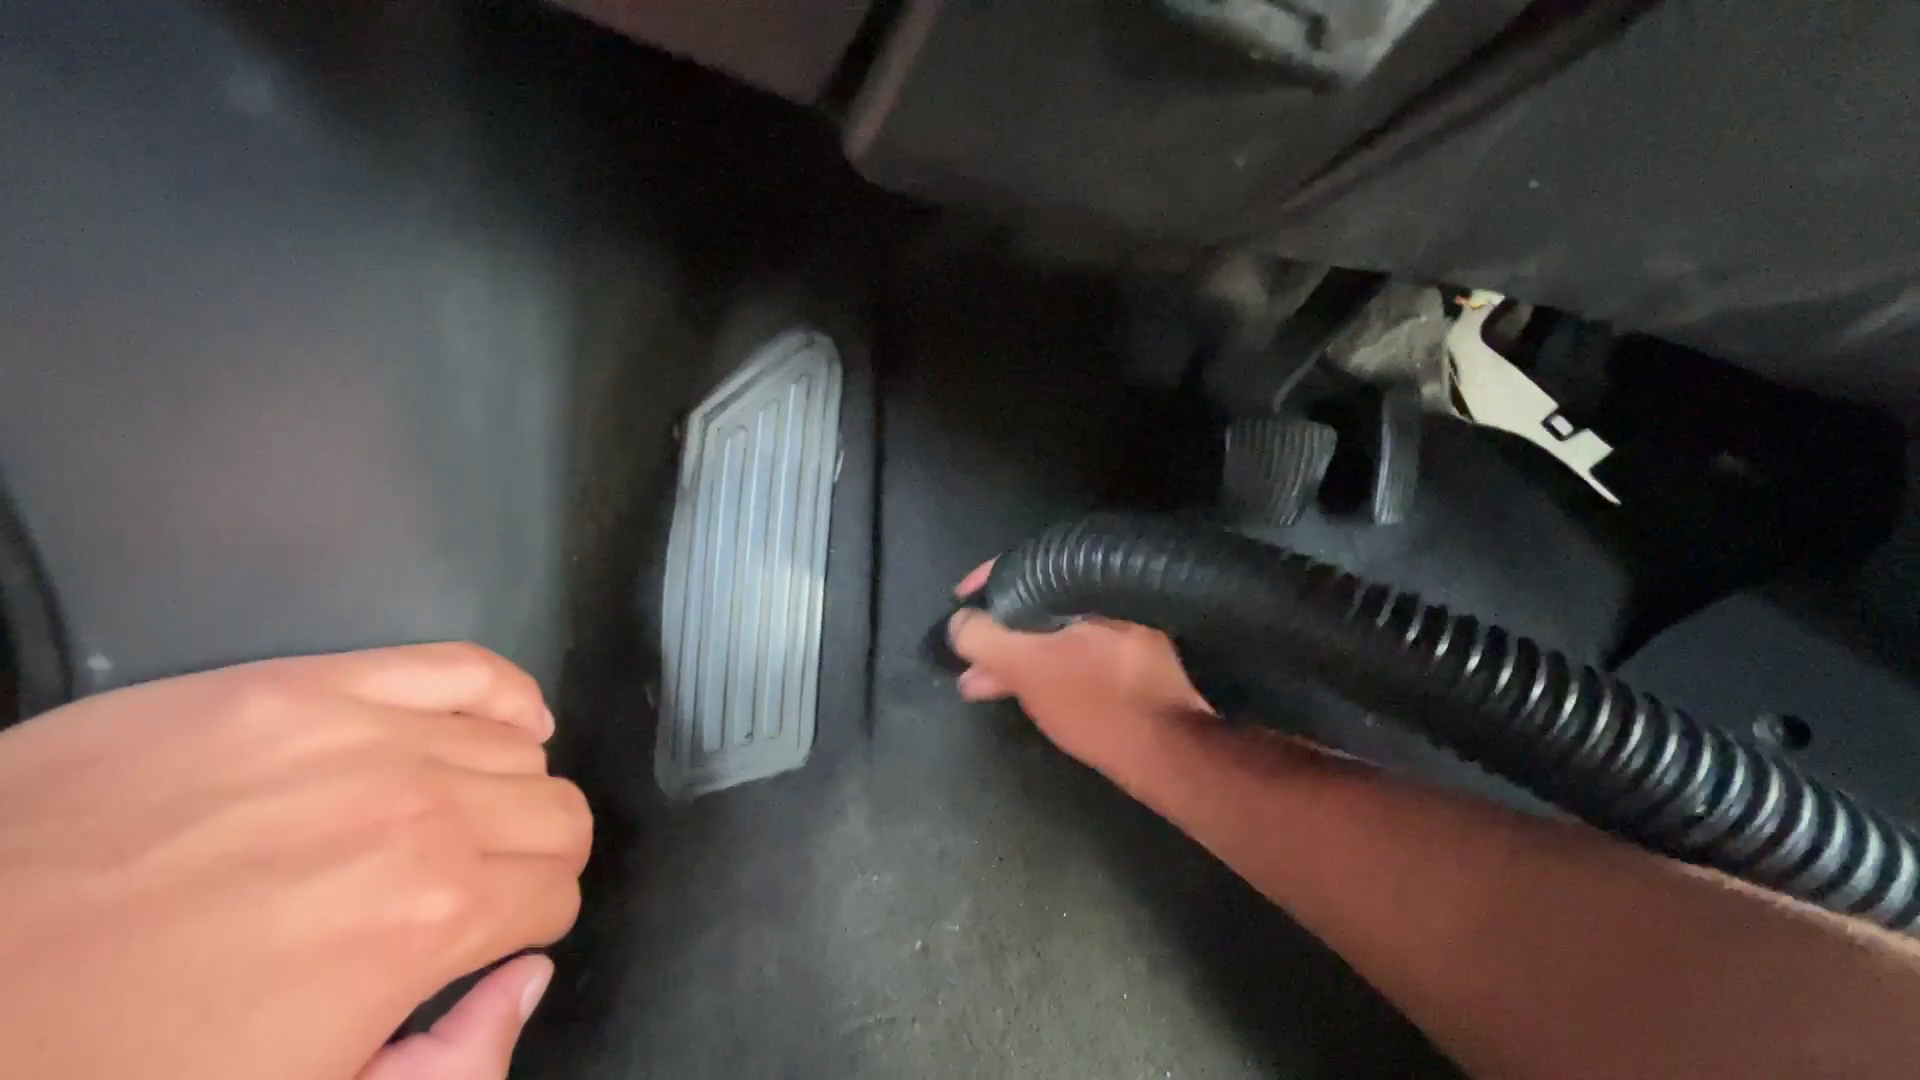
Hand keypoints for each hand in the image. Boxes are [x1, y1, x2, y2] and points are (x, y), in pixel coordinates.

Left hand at [0, 644, 590, 1079]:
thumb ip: (454, 1067)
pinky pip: (467, 668)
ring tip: (455, 819)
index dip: (531, 925)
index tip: (492, 937)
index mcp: (430, 918)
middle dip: (538, 857)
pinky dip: (509, 697)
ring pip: (521, 747)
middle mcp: (422, 810)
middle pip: (558, 813)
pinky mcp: (307, 686)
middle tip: (484, 884)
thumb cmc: (110, 1064)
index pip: (555, 894)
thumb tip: (527, 977)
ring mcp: (365, 734)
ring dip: (508, 791)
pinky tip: (506, 724)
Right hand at [947, 561, 1214, 785]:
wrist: (1167, 748)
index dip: (983, 581)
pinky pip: (1069, 649)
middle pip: (1034, 600)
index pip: (1021, 564)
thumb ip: (984, 639)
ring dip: (1011, 654)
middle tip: (964, 652)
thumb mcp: (1025, 667)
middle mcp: (1100, 596)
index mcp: (1080, 583)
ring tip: (976, 683)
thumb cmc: (1094, 699)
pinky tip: (1014, 687)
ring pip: (1049, 630)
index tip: (957, 602)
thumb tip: (958, 622)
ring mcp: (1116, 626)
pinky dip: (1040, 664)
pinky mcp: (1124, 657)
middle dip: (994, 629)